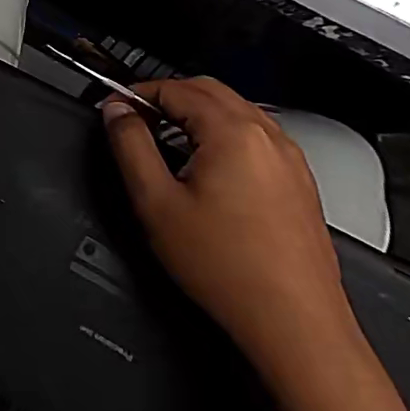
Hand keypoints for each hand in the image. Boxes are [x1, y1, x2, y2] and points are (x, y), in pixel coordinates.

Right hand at [101, 78, 358, 368]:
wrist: (292, 322)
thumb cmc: (227, 267)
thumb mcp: (154, 199)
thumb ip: (129, 144)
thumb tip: (117, 112)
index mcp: (234, 134)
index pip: (175, 88)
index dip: (135, 92)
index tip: (112, 108)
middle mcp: (270, 139)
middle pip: (208, 90)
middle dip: (164, 96)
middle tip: (130, 117)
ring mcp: (290, 160)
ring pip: (234, 110)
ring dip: (192, 112)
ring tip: (158, 139)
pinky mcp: (297, 182)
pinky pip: (254, 136)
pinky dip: (218, 133)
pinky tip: (197, 163)